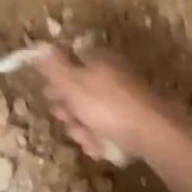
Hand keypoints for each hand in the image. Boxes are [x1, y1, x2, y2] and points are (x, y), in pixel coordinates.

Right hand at [31, 44, 178, 162]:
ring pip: (88, 116)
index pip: (68, 64)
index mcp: (97, 61)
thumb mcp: (73, 83)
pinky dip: (100, 141)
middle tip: (70, 118)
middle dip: (68, 111)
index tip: (50, 95)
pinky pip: (104, 131)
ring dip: (82, 130)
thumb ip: (53, 65)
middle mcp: (110, 77)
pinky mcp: (130, 123)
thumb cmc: (107, 106)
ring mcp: (121, 101)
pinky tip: (102, 147)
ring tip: (90, 137)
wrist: (153, 135)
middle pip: (76, 93)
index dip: (55, 81)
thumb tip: (38, 45)